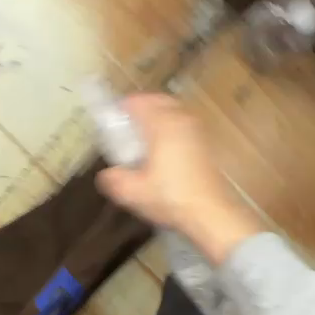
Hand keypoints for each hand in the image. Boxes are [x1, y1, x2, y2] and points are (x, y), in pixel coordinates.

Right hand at [95, 93, 265, 264]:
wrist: (210, 213)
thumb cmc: (170, 198)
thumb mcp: (134, 193)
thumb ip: (114, 180)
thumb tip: (105, 175)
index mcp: (160, 124)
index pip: (136, 102)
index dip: (121, 110)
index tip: (112, 125)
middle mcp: (180, 119)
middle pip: (156, 102)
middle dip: (141, 112)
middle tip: (128, 131)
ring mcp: (196, 130)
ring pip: (172, 112)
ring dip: (158, 120)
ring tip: (146, 141)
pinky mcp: (205, 144)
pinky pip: (183, 126)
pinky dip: (172, 130)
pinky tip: (165, 153)